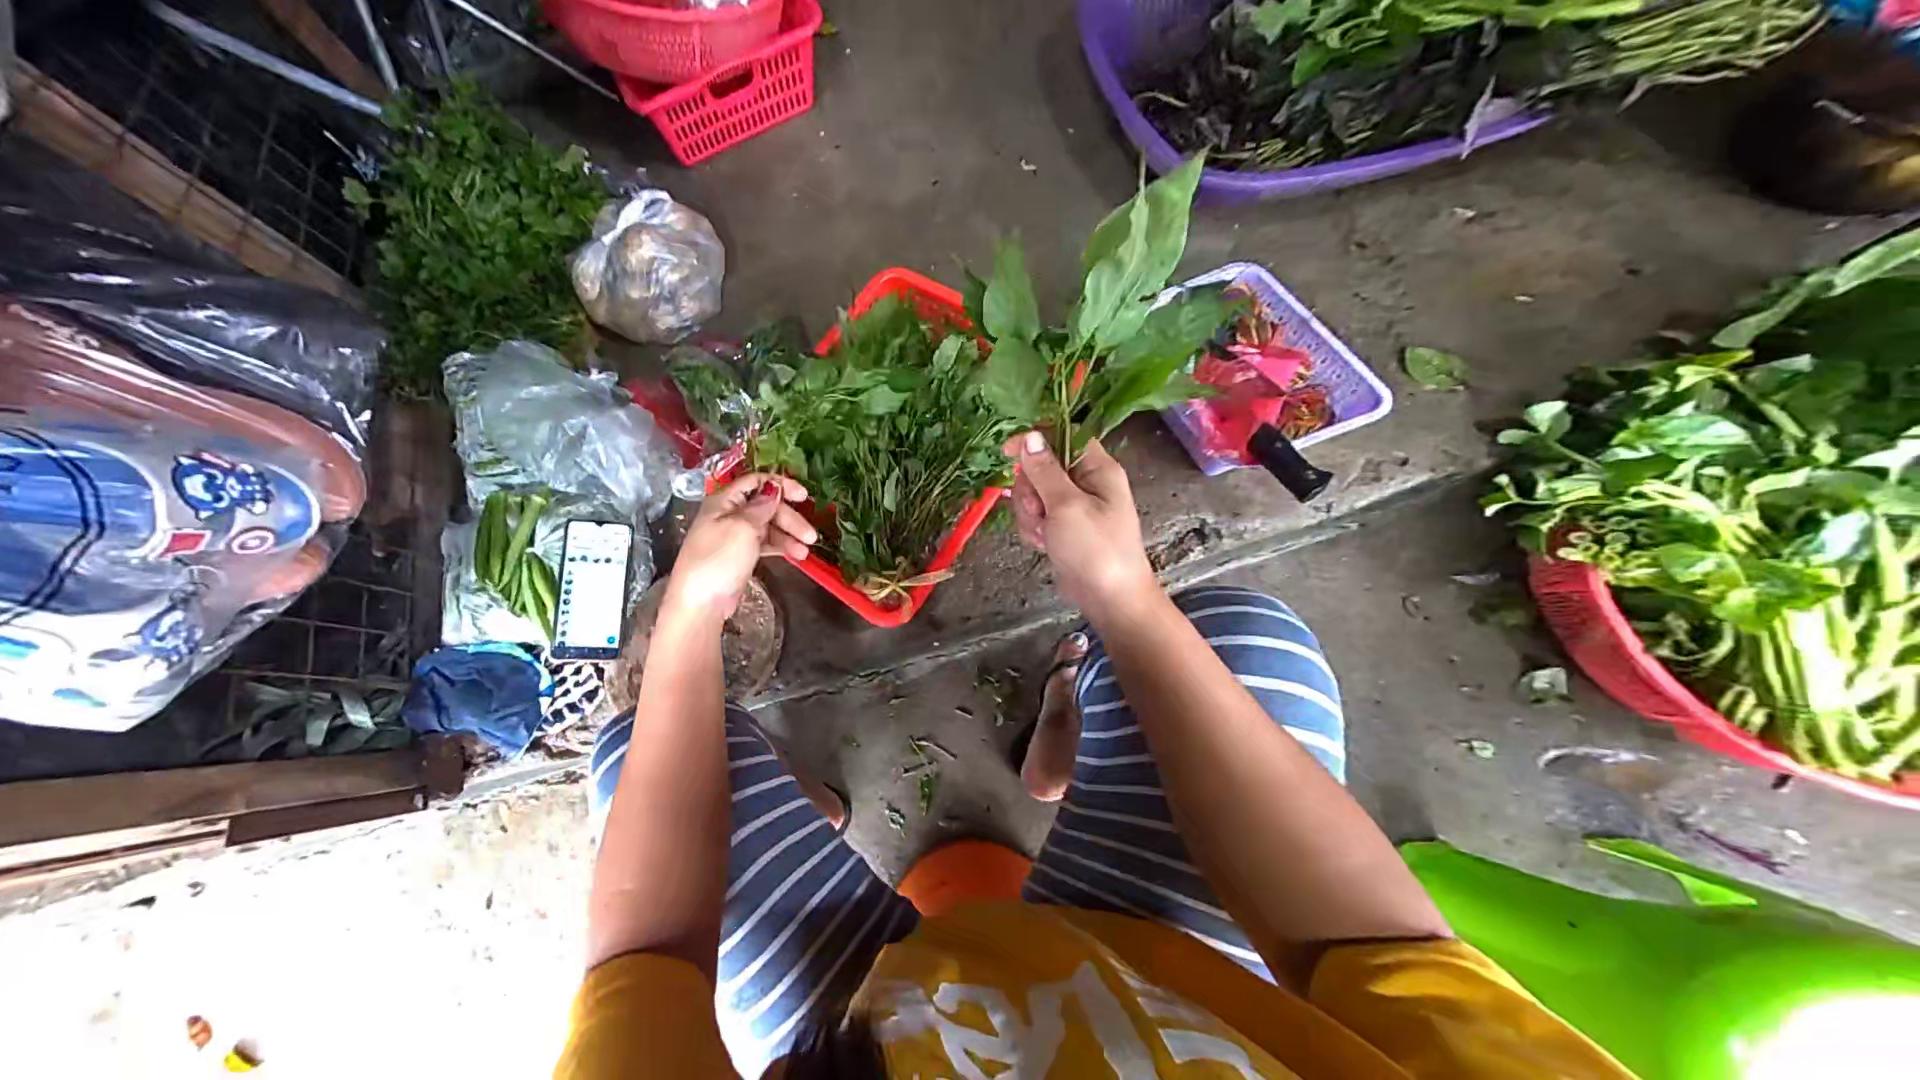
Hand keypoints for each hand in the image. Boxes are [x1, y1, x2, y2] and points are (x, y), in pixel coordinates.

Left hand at [661, 472, 815, 624]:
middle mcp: (729, 515)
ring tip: (805, 550)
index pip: (755, 482)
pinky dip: (781, 547)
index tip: (803, 496)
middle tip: (810, 535)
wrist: (701, 603)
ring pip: (769, 527)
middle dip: (790, 518)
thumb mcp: (742, 528)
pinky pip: (766, 544)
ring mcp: (736, 536)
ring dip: (789, 535)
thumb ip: (761, 506)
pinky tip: (797, 556)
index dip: (780, 485)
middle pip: (766, 507)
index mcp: (724, 502)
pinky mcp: (741, 555)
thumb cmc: (718, 560)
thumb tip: (773, 489)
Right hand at [1003, 431, 1158, 622]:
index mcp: (1096, 468)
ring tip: (1046, 534)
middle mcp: (1086, 482)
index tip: (1008, 453)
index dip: (1034, 440)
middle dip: (1030, 491)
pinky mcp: (1062, 527)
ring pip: (1033, 494)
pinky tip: (1045, 545)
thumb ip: (1045, 470)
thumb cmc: (1095, 549)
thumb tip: (1030, 436)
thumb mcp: (1066, 505)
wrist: (1109, 599)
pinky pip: (1036, 516)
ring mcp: (1073, 506)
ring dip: (1030, 514)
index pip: (1062, 435)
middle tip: (1040, 512)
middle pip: (1040, 466)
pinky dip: (1035, 529)